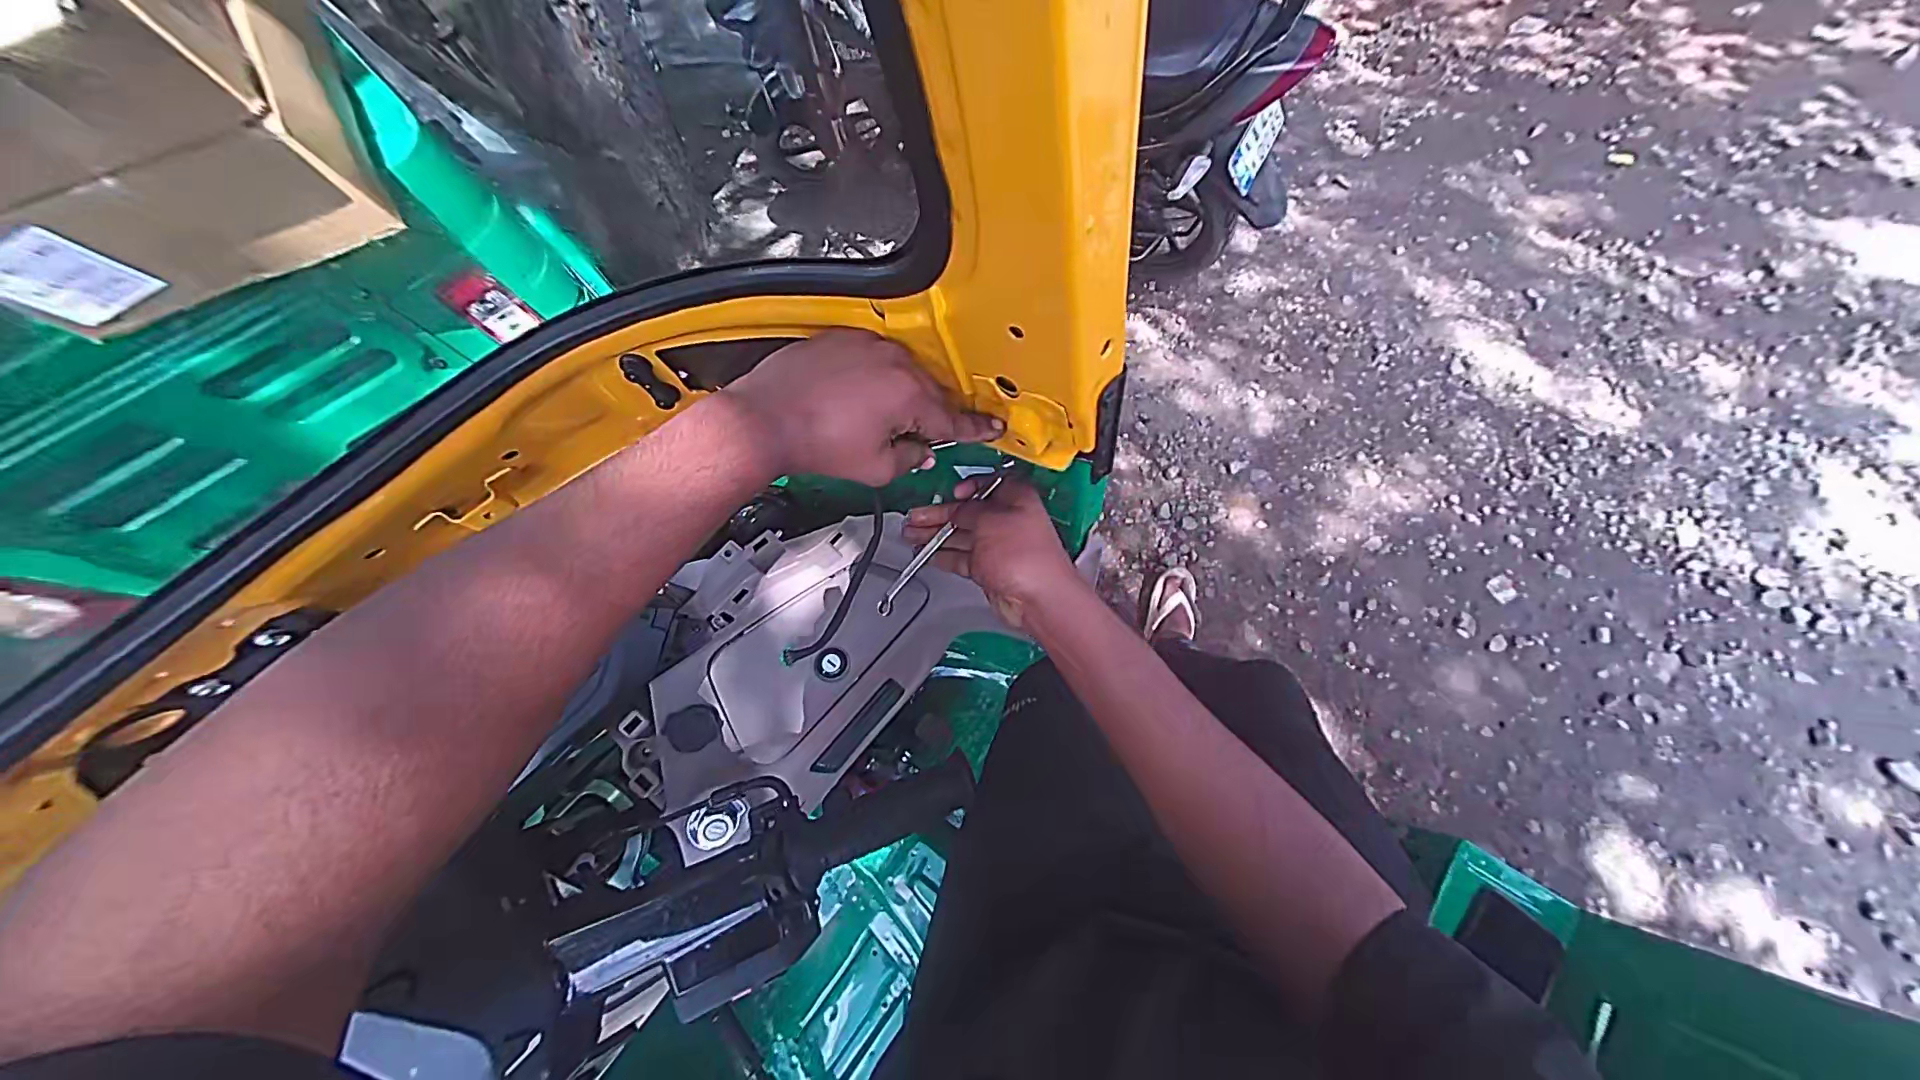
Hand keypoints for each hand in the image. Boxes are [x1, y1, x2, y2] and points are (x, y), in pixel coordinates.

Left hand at [721, 329, 1002, 484]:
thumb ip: (909, 459)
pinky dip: (873, 378)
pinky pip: (873, 358)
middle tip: (916, 437)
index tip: (990, 427)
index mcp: (907, 394)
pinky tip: (854, 399)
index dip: (975, 428)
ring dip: (898, 396)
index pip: (953, 418)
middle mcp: (891, 362)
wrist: (762, 420)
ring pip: (903, 373)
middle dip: (927, 416)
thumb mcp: (874, 469)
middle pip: (929, 393)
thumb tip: (917, 451)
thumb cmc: (810, 441)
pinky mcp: (843, 338)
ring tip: (871, 420)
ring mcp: (866, 345)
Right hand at [904, 478, 1086, 629]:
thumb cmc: (1027, 557)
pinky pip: (961, 558)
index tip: (952, 492)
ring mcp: (998, 546)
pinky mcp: (989, 568)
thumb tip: (957, 508)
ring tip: (912, 535)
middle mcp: (1008, 520)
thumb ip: (968, 510)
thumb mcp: (989, 520)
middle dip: (939, 514)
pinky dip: (943, 556)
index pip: (989, 484)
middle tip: (915, 517)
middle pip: (968, 512)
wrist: (1037, 598)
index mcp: (1016, 499)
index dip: (968, 487)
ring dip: (935, 535)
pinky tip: (928, 554)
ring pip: (961, 536)